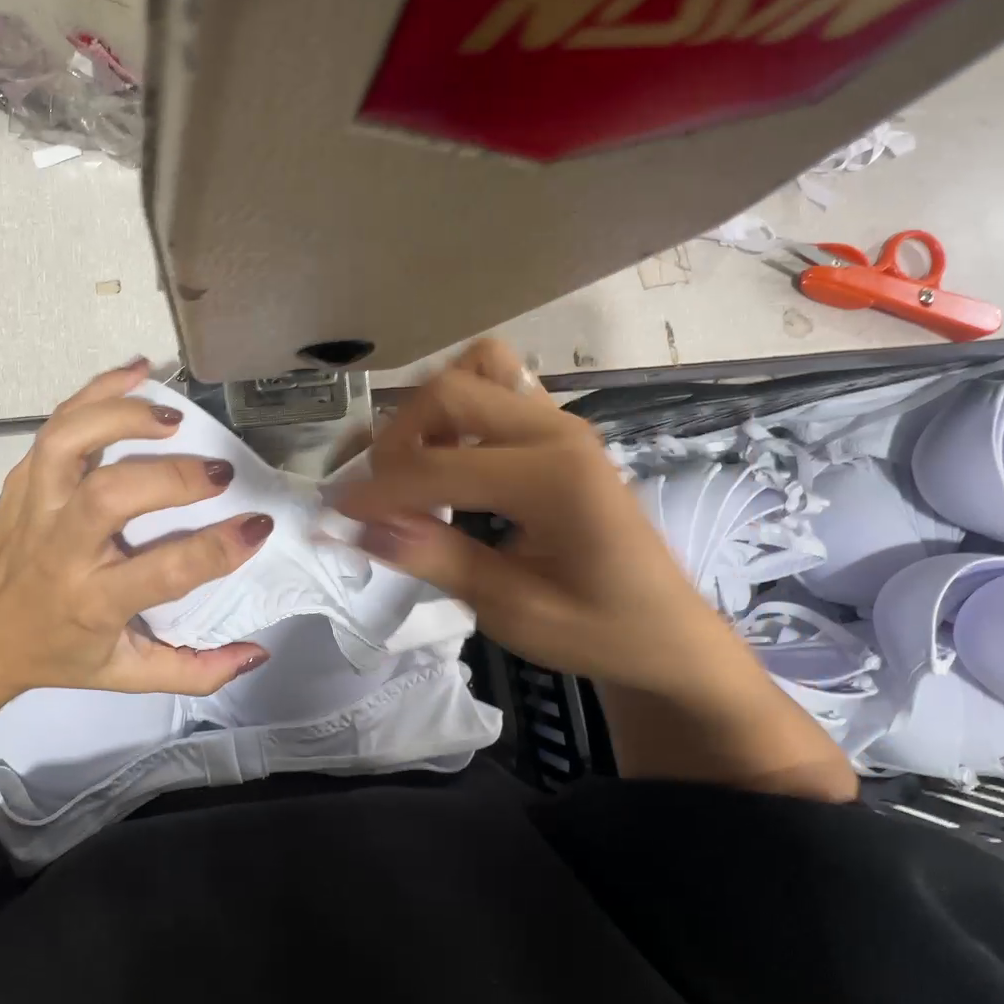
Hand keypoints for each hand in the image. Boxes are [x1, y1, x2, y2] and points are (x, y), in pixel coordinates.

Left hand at [0, 359, 275, 753]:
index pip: (163, 571)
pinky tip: (135, 373)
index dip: (217, 548)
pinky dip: (93, 391)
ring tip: (174, 418)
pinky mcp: (20, 481)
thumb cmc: (57, 654)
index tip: (257, 526)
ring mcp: (34, 508)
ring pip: (68, 444)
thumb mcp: (123, 676)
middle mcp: (61, 549)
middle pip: (111, 495)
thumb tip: (256, 653)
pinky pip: (53, 426)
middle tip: (220, 473)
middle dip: (174, 478)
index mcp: (92, 601)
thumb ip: (192, 671)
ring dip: (123, 417)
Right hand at [331, 341, 761, 699]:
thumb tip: (359, 527)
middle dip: (396, 439)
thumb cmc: (598, 630)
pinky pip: (497, 383)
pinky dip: (457, 406)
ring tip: (413, 468)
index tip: (336, 516)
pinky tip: (447, 454)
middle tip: (378, 494)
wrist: (666, 633)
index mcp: (555, 479)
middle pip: (449, 390)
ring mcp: (562, 422)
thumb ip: (437, 559)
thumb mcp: (512, 611)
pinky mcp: (558, 428)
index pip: (438, 466)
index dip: (378, 491)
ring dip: (428, 412)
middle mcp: (559, 431)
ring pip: (473, 370)